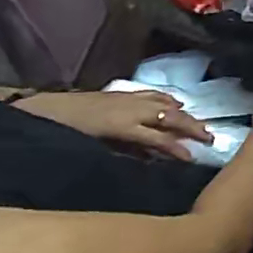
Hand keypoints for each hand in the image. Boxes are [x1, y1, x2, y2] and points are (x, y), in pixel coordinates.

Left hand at [13, 90, 212, 160]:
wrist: (42, 111)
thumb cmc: (66, 134)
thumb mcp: (95, 149)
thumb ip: (126, 152)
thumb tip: (153, 157)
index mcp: (122, 126)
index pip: (159, 138)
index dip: (177, 148)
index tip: (193, 158)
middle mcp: (130, 109)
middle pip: (169, 117)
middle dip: (191, 127)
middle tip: (210, 138)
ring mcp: (127, 99)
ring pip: (164, 104)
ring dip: (184, 114)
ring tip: (200, 124)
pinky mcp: (121, 94)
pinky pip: (151, 94)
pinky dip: (167, 100)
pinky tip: (176, 104)